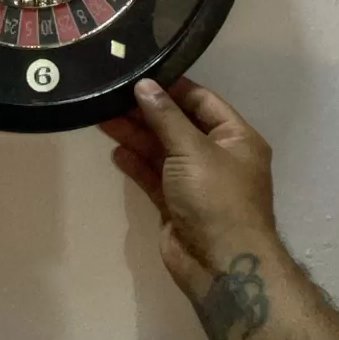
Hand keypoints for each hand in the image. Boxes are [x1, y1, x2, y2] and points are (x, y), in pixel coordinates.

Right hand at [100, 79, 276, 299]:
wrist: (220, 264)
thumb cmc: (216, 198)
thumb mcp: (193, 150)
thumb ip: (165, 117)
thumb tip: (144, 85)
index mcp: (235, 138)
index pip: (201, 101)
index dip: (171, 88)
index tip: (139, 75)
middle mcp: (217, 156)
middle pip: (177, 126)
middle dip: (146, 113)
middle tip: (110, 98)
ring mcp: (195, 182)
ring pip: (161, 151)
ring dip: (135, 136)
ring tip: (102, 120)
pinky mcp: (175, 203)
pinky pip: (153, 176)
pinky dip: (136, 164)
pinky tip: (115, 152)